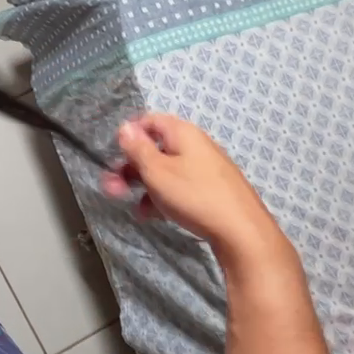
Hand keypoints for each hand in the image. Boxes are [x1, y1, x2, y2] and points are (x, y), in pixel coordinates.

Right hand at [101, 113, 286, 261]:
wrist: (242, 233)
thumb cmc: (194, 195)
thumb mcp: (156, 170)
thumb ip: (137, 148)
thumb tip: (125, 127)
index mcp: (183, 133)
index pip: (149, 120)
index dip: (129, 134)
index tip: (114, 154)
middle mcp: (195, 146)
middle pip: (154, 148)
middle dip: (130, 166)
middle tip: (111, 186)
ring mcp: (205, 169)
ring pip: (165, 170)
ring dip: (143, 184)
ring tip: (131, 205)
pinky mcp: (211, 190)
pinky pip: (179, 186)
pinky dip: (162, 196)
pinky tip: (152, 214)